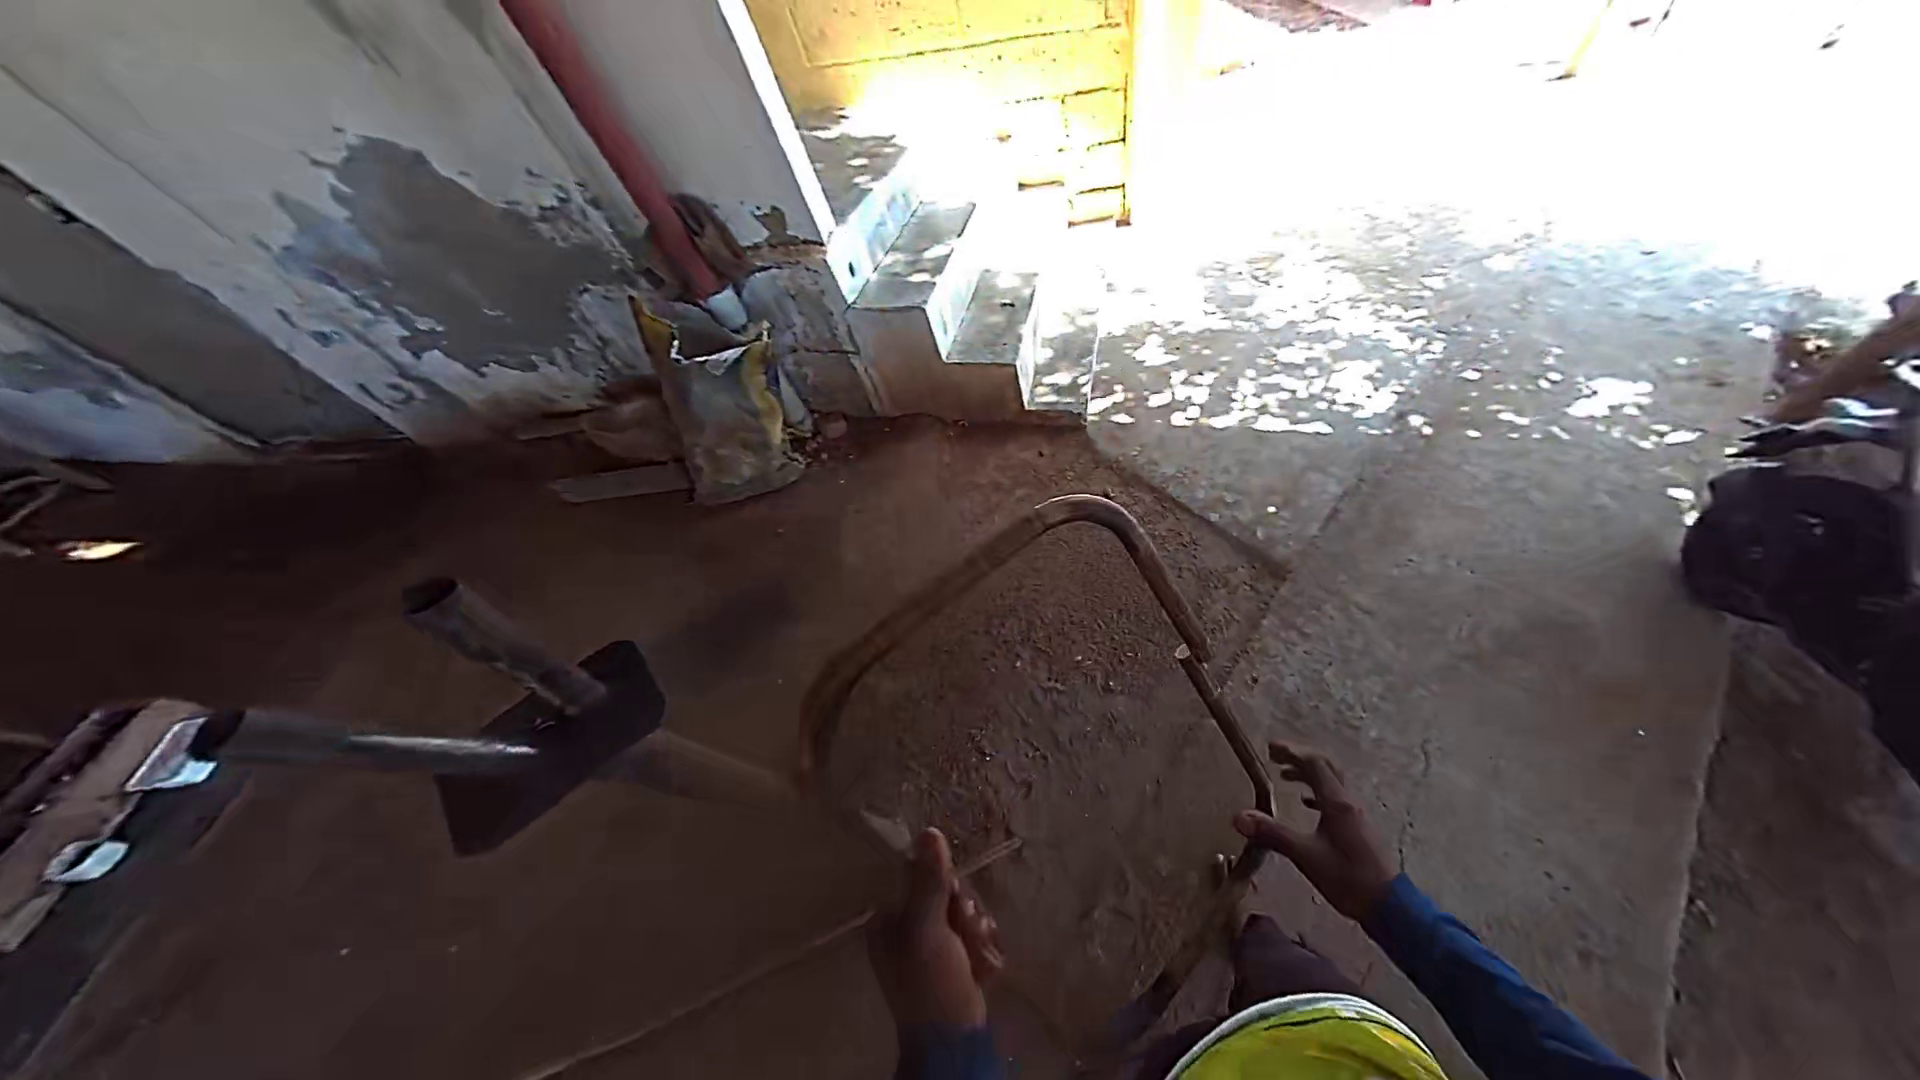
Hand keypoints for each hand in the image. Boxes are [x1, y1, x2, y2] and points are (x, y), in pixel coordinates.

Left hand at [870, 828, 1003, 1027]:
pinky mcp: (954, 966)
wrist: (955, 1051)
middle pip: (949, 896)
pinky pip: (976, 939)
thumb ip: (929, 881)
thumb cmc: (932, 986)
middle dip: (966, 916)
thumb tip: (929, 831)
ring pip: (967, 916)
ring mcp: (931, 950)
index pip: (923, 876)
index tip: (955, 905)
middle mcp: (907, 930)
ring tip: (976, 961)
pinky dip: (984, 953)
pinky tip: (984, 971)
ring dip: (979, 935)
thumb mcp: (928, 929)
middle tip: (967, 937)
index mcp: (889, 919)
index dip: (946, 887)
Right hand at [1233, 742, 1397, 922]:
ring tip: (1284, 776)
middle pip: (1325, 767)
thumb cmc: (1349, 878)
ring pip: (1331, 782)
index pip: (1314, 764)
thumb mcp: (1306, 855)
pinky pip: (1336, 798)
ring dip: (1307, 774)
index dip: (1291, 752)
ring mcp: (1356, 815)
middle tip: (1275, 756)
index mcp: (1337, 803)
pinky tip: (1306, 803)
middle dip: (1299, 758)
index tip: (1270, 749)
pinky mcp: (1358, 828)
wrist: (1391, 908)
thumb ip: (1273, 833)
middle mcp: (1348, 802)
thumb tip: (1239, 817)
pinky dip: (1317, 792)